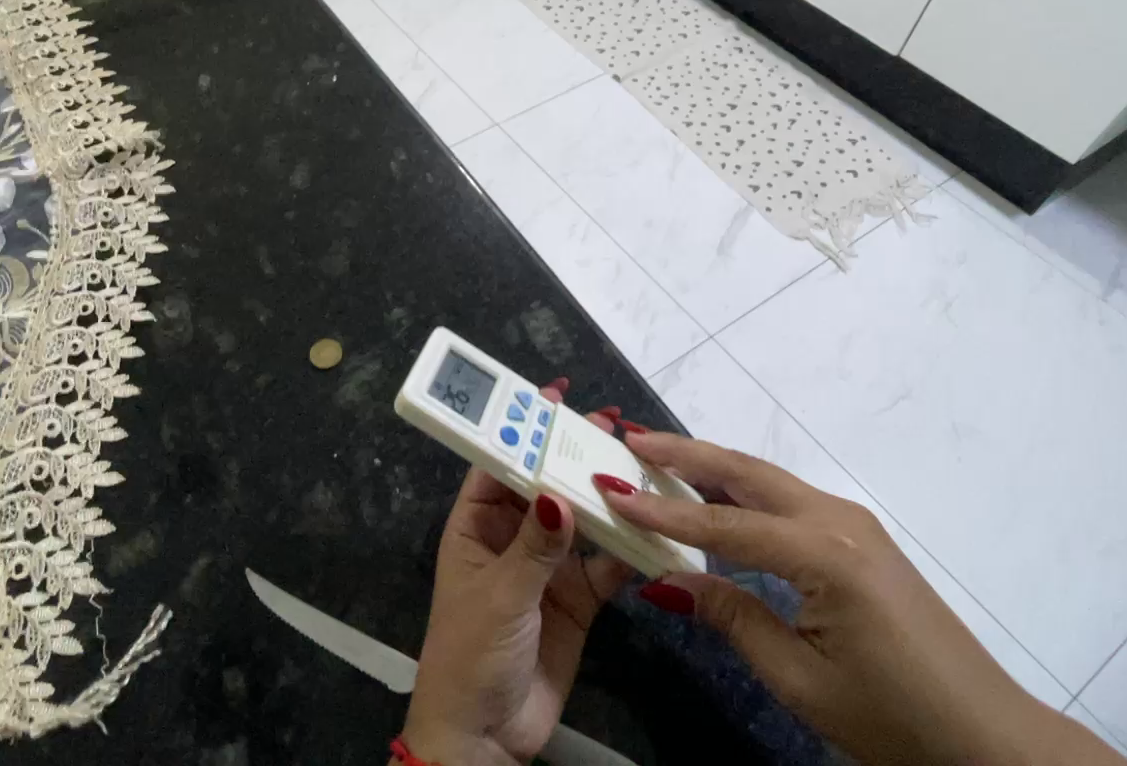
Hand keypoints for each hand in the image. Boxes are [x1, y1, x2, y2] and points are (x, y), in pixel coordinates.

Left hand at [397, 385, 633, 765]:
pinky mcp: (577, 598)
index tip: (551, 396)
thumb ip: (534, 547)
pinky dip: (629, 548)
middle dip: (571, 452)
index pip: (498, 463)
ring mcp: (547, 566)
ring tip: (638, 463)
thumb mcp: (500, 594)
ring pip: (580, 517)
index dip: (522, 428)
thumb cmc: (471, 653)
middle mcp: (512, 536)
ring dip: (605, 493)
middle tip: (608, 422)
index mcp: (476, 526)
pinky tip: (655, 527)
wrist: (485, 735)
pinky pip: (606, 563)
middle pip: (544, 482)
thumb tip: (558, 495)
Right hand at [595, 431, 1126, 765]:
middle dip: (683, 453)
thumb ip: (731, 616)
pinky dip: (738, 487)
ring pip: (764, 477)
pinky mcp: (857, 536)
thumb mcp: (799, 678)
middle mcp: (835, 520)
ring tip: (656, 454)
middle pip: (744, 472)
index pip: (722, 523)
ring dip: (709, 464)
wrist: (990, 739)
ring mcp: (850, 522)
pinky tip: (712, 495)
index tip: (610, 489)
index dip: (661, 510)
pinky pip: (784, 498)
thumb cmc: (893, 718)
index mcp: (822, 554)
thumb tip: (665, 580)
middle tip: (628, 438)